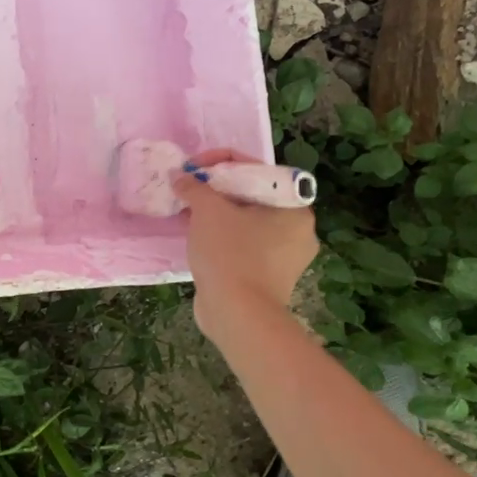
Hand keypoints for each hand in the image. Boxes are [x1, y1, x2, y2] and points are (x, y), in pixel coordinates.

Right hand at [175, 149, 318, 343]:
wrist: (238, 314)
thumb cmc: (231, 253)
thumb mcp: (208, 210)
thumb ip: (194, 186)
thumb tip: (180, 177)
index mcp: (295, 209)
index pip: (258, 170)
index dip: (221, 162)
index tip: (193, 168)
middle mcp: (297, 230)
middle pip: (251, 194)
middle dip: (216, 188)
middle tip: (189, 187)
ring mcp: (284, 256)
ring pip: (245, 219)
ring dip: (216, 211)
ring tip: (188, 209)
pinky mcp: (268, 275)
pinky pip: (242, 242)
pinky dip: (221, 234)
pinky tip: (197, 234)